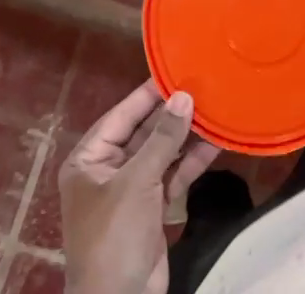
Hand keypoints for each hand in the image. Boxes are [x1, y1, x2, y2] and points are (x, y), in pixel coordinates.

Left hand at [60, 83, 220, 293]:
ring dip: (186, 137)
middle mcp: (107, 171)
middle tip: (203, 86)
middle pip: (143, 133)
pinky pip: (172, 177)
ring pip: (161, 154)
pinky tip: (215, 143)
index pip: (121, 116)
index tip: (175, 70)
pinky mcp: (151, 210)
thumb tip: (183, 97)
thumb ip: (162, 139)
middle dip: (171, 114)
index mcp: (89, 160)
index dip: (148, 94)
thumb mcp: (137, 182)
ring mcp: (130, 191)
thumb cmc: (114, 235)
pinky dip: (191, 162)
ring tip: (215, 109)